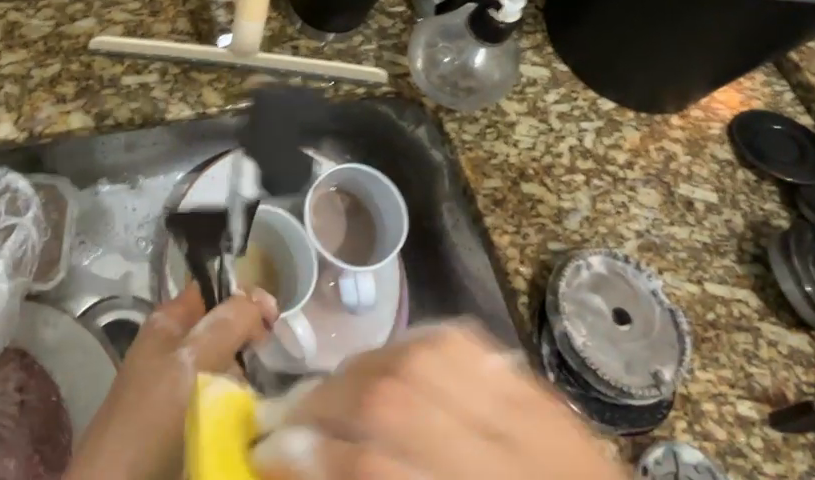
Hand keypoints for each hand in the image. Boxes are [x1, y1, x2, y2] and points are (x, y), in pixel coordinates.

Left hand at [65, 286, 277, 479]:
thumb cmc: (154, 413)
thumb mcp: (190, 359)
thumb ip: (226, 322)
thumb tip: (257, 299)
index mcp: (170, 322)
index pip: (213, 291)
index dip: (244, 296)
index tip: (274, 317)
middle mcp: (177, 348)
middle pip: (225, 329)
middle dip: (252, 339)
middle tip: (274, 358)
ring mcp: (183, 387)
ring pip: (230, 367)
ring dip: (251, 376)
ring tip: (268, 389)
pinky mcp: (192, 421)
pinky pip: (227, 401)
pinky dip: (243, 405)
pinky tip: (255, 415)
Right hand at [253, 322, 623, 479]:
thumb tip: (310, 465)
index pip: (377, 467)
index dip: (312, 458)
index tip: (267, 453)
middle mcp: (512, 461)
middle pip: (398, 399)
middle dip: (326, 401)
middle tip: (289, 417)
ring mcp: (537, 422)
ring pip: (431, 357)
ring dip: (365, 367)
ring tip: (333, 390)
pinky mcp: (546, 398)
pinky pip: (472, 348)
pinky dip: (418, 345)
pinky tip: (391, 361)